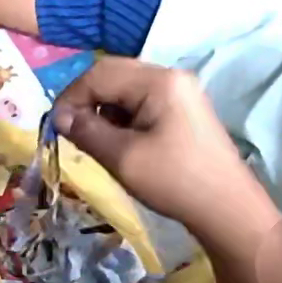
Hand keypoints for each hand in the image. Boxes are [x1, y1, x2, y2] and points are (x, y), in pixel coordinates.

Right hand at [52, 57, 276, 247]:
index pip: (100, 73)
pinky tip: (118, 142)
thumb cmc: (174, 181)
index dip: (71, 97)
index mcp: (159, 81)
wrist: (226, 209)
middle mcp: (170, 76)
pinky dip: (121, 117)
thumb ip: (87, 132)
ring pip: (125, 89)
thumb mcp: (123, 158)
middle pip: (113, 75)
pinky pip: (141, 102)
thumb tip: (60, 118)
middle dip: (86, 101)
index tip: (56, 127)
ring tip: (94, 140)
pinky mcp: (182, 110)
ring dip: (103, 110)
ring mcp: (179, 92)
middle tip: (69, 131)